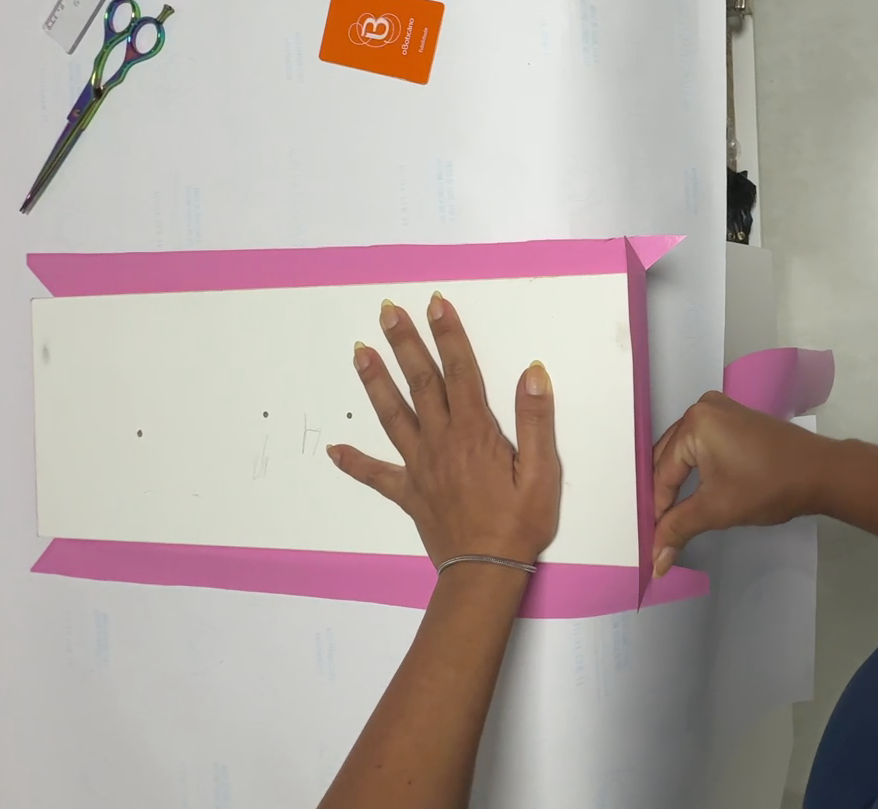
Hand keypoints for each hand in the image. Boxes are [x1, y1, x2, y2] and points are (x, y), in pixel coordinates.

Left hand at [328, 294, 561, 566]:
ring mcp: (420, 467)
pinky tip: (334, 450)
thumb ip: (535, 420)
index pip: (460, 371)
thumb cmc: (520, 521)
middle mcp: (441, 441)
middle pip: (420, 383)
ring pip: (392, 416)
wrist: (487, 573)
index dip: (449, 335)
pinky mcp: (409, 493)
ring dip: (375, 382)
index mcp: (475, 432)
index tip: (436, 304)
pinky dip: (355, 462)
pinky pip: (377, 475)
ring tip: (359, 351)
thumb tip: (531, 373)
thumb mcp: (543, 471)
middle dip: (405, 343)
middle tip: (387, 310)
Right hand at [649, 391, 832, 574]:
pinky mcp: (735, 420)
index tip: (653, 542)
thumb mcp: (717, 509)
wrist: (820, 472)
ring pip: (685, 452)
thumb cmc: (767, 486)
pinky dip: (696, 469)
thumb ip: (679, 529)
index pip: (663, 472)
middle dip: (664, 495)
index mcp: (694, 423)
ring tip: (671, 517)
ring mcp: (720, 411)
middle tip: (657, 531)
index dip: (657, 510)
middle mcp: (703, 408)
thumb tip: (656, 562)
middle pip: (669, 457)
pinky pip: (702, 444)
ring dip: (678, 483)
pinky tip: (692, 493)